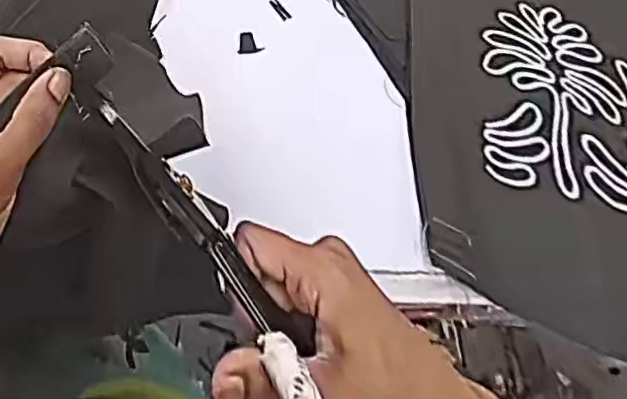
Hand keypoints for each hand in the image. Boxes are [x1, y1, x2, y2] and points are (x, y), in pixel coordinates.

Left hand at [0, 35, 70, 320]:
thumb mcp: (0, 168)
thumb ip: (33, 117)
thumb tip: (57, 80)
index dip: (29, 53)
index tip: (59, 69)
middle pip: (0, 74)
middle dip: (34, 81)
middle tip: (64, 97)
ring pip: (3, 102)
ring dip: (30, 107)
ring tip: (51, 123)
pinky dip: (21, 129)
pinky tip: (34, 144)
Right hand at [210, 224, 483, 398]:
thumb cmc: (402, 393)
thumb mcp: (319, 391)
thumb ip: (259, 375)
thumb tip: (224, 372)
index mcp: (322, 265)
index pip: (246, 242)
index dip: (238, 290)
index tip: (251, 329)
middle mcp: (330, 258)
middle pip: (260, 269)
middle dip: (262, 317)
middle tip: (287, 361)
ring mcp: (340, 272)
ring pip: (279, 286)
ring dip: (282, 328)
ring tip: (311, 367)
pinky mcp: (346, 289)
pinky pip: (299, 295)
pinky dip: (301, 329)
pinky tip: (321, 362)